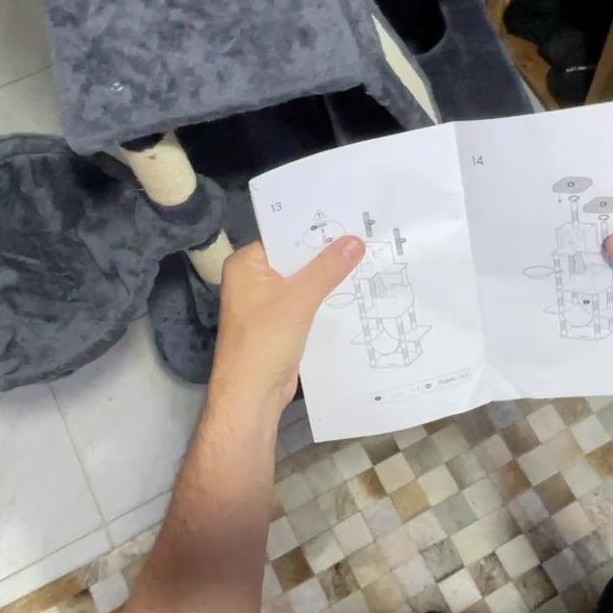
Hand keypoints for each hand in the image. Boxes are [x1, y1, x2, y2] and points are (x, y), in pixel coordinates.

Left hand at [210, 237, 363, 417]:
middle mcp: (252, 280)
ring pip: (302, 282)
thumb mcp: (299, 298)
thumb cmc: (265, 340)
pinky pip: (305, 303)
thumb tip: (356, 240)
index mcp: (246, 265)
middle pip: (294, 259)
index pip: (283, 236)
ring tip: (365, 258)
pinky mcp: (279, 324)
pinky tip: (352, 292)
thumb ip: (328, 268)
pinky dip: (324, 299)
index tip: (348, 218)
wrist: (251, 395)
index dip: (315, 229)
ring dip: (328, 277)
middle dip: (326, 253)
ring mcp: (265, 304)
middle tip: (364, 236)